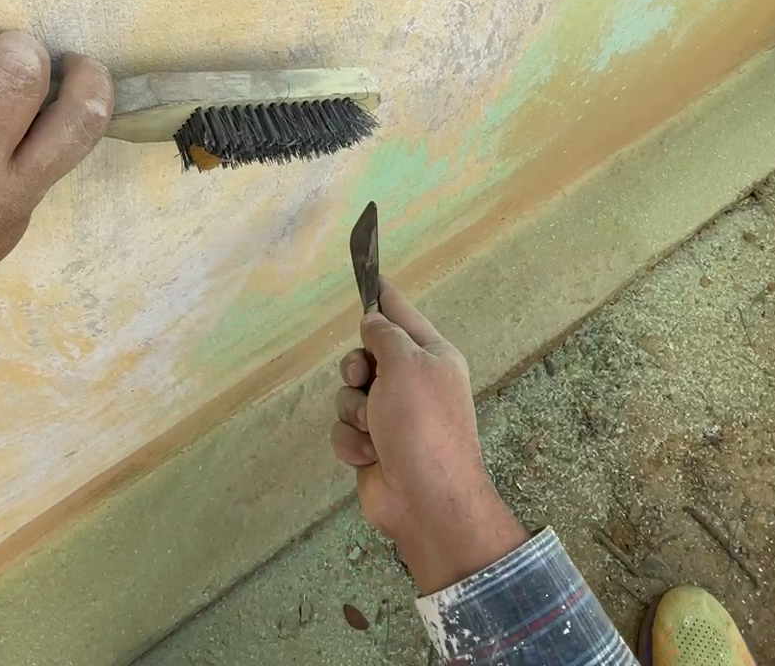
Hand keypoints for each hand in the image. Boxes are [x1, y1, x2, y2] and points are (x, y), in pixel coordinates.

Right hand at [330, 282, 525, 593]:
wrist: (426, 500)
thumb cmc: (422, 423)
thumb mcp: (406, 363)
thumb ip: (384, 334)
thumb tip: (374, 320)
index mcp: (431, 356)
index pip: (401, 313)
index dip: (382, 295)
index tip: (368, 274)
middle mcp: (412, 382)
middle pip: (365, 354)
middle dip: (356, 369)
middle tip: (364, 381)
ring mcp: (391, 416)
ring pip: (348, 394)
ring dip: (354, 411)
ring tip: (373, 429)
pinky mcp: (372, 445)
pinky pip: (344, 428)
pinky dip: (351, 441)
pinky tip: (369, 454)